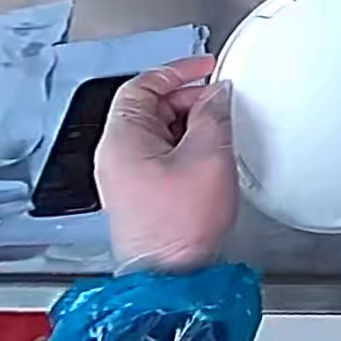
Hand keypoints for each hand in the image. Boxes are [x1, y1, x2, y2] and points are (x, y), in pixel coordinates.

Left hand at [95, 56, 236, 271]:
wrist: (172, 274)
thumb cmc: (181, 222)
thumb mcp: (208, 156)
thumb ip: (213, 116)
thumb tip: (217, 94)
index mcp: (122, 140)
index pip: (142, 87)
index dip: (176, 71)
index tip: (205, 66)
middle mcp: (117, 155)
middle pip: (150, 107)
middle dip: (189, 97)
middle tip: (223, 99)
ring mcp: (128, 174)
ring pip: (160, 129)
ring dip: (191, 120)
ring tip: (223, 125)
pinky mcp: (144, 189)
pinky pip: (164, 150)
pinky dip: (189, 141)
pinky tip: (213, 149)